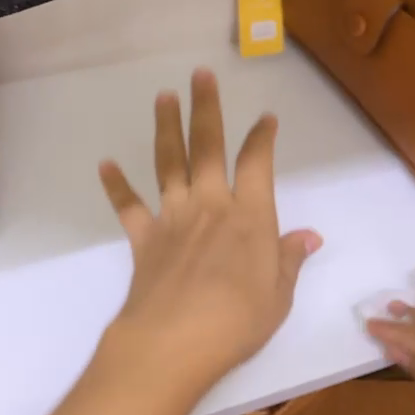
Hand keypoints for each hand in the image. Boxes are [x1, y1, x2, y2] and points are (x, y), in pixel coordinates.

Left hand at [96, 69, 321, 392]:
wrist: (175, 340)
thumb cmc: (237, 321)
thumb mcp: (278, 296)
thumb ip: (289, 260)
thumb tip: (309, 236)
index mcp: (250, 216)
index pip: (257, 164)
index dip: (262, 137)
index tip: (265, 118)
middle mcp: (210, 205)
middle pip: (208, 147)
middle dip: (206, 108)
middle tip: (201, 74)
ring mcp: (174, 217)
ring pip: (169, 163)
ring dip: (166, 128)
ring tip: (163, 96)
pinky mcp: (144, 237)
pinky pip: (129, 206)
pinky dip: (116, 185)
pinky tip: (105, 164)